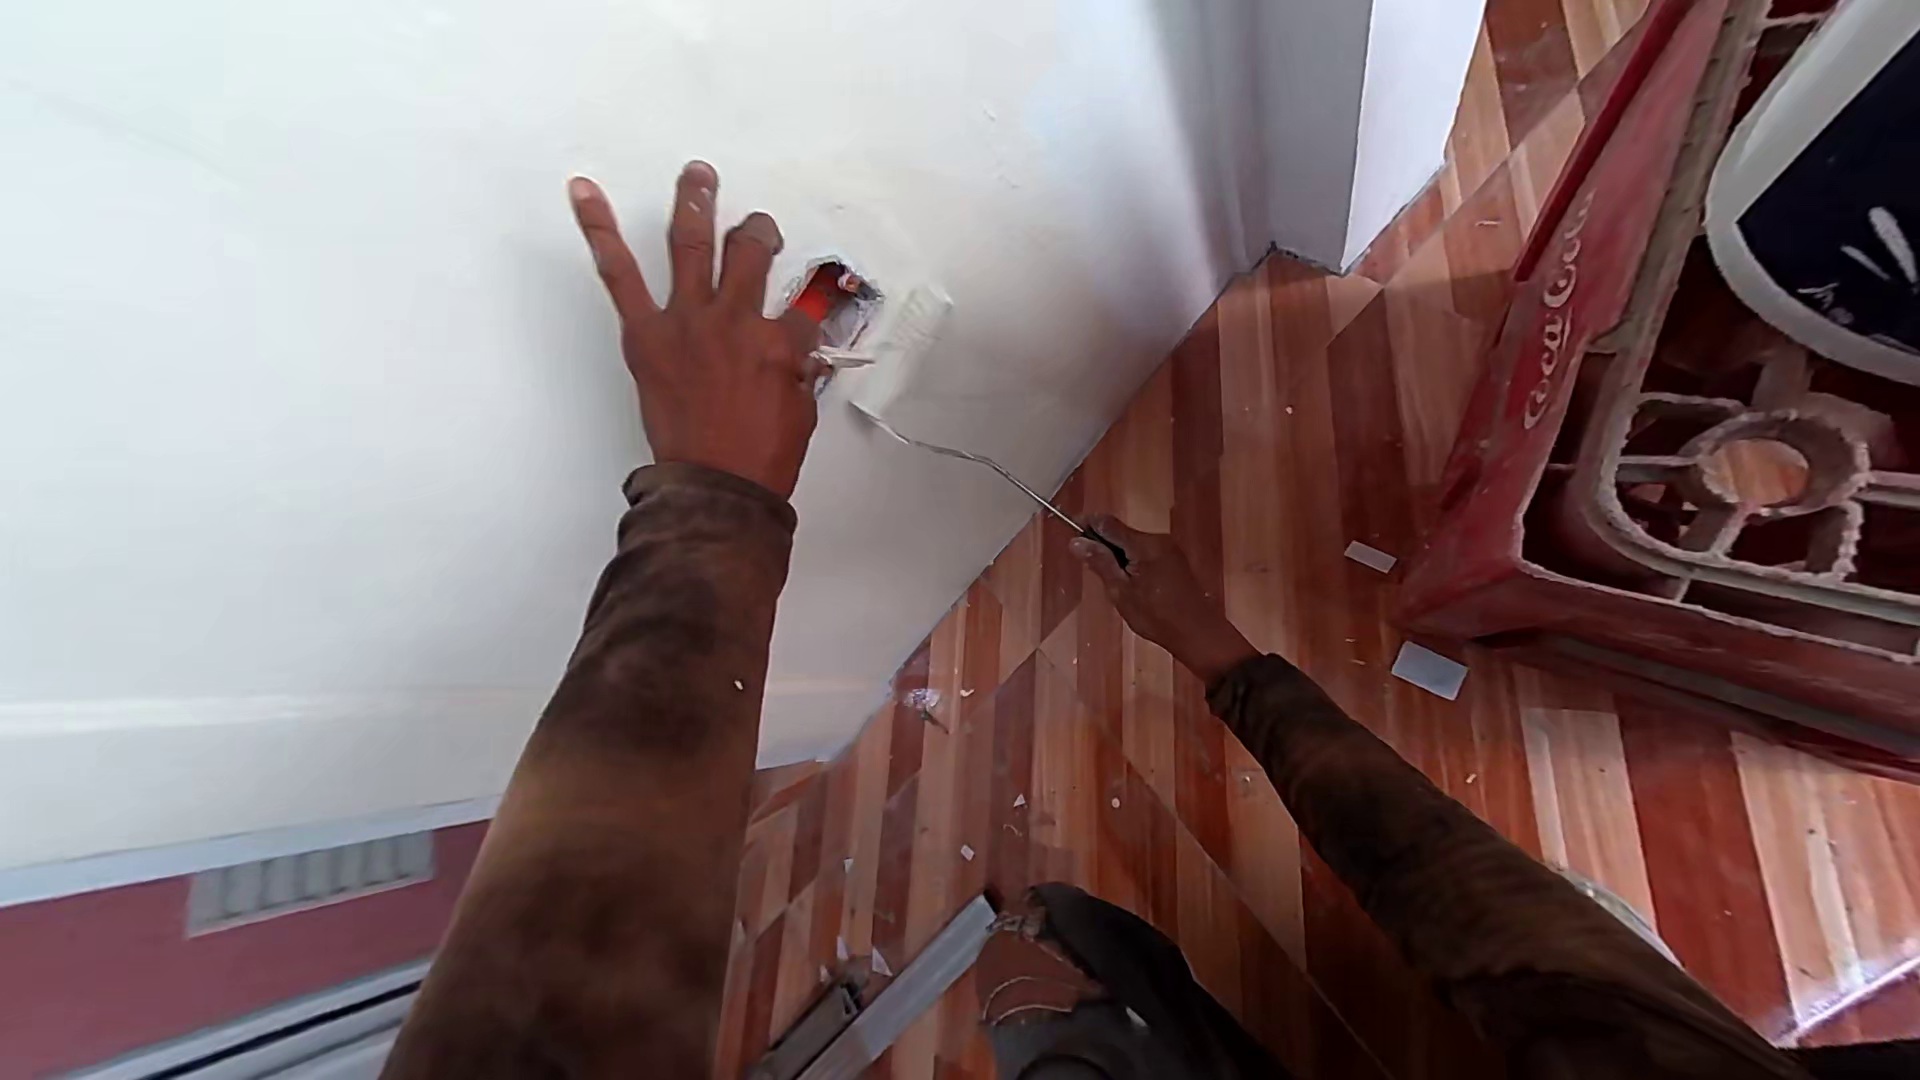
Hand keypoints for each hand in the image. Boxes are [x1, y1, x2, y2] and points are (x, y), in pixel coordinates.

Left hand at [568, 163, 822, 498]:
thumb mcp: (801, 416)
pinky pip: (620, 275)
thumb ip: (801, 377)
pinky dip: (601, 231)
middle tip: (761, 229)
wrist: (716, 487)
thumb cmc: (762, 458)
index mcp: (780, 344)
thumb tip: (802, 358)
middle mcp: (737, 320)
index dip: (809, 318)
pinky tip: (586, 194)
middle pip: (752, 256)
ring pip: (693, 244)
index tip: (807, 325)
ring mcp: (690, 321)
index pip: (802, 316)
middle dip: (761, 235)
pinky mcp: (647, 333)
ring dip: (698, 202)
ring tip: (699, 175)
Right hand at [1070, 515, 1256, 686]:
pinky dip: (1131, 561)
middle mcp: (1157, 539)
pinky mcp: (1173, 559)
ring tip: (1114, 584)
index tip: (1071, 534)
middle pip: (1120, 532)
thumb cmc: (1156, 616)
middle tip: (1093, 571)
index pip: (1108, 523)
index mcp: (1144, 545)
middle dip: (1102, 545)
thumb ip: (1100, 563)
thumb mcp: (1120, 592)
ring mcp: (1168, 548)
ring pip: (1131, 543)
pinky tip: (1131, 585)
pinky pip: (1144, 551)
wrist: (1198, 633)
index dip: (1086, 524)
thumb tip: (1076, 541)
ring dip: (1117, 555)